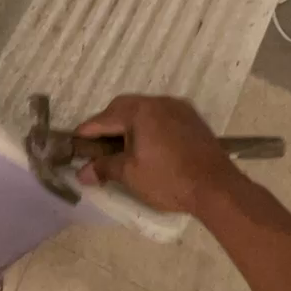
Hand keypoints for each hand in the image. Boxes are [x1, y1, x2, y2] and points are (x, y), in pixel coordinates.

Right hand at [75, 95, 249, 213]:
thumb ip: (103, 168)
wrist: (217, 188)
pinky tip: (147, 146)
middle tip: (97, 146)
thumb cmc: (168, 179)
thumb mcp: (130, 174)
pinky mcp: (192, 120)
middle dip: (107, 125)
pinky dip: (148, 128)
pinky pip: (162, 118)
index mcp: (140, 111)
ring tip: (121, 147)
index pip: (103, 119)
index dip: (86, 133)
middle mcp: (159, 102)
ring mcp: (179, 109)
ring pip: (144, 111)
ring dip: (129, 125)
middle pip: (124, 108)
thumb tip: (81, 173)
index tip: (73, 144)